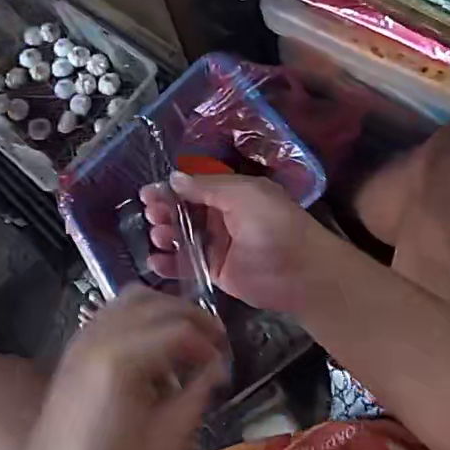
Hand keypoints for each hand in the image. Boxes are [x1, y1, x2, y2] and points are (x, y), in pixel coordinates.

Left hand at [18, 286, 228, 449]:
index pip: (180, 330)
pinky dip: (143, 313)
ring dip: (169, 310)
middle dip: (195, 320)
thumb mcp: (166, 442)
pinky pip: (115, 309)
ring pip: (136, 297)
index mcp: (123, 360)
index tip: (225, 367)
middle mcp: (102, 336)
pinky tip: (157, 341)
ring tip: (190, 338)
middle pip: (160, 304)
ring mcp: (85, 336)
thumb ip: (196, 395)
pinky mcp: (78, 344)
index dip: (209, 345)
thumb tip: (217, 367)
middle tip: (217, 345)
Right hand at [140, 172, 332, 314]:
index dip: (171, 189)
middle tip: (150, 214)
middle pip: (185, 211)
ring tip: (157, 236)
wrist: (301, 272)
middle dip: (165, 211)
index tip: (148, 193)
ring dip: (166, 234)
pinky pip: (188, 264)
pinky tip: (155, 261)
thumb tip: (174, 177)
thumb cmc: (275, 225)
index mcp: (232, 193)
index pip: (195, 187)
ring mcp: (220, 245)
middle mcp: (224, 216)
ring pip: (183, 236)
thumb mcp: (244, 195)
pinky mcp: (217, 271)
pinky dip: (170, 263)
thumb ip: (207, 187)